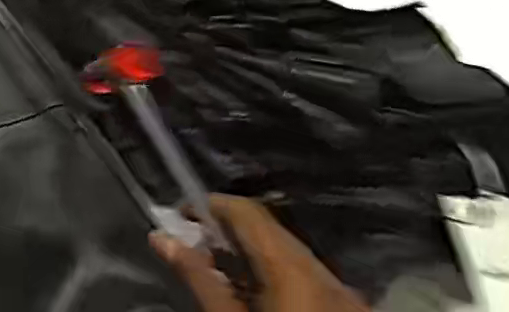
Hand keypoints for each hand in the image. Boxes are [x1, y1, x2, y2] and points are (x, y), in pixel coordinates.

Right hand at [151, 196, 367, 311]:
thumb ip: (198, 277)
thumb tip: (160, 237)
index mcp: (294, 271)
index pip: (248, 212)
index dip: (211, 207)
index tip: (183, 221)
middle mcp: (326, 278)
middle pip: (270, 231)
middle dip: (230, 232)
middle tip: (198, 249)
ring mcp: (348, 301)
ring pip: (291, 256)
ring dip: (253, 255)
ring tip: (226, 277)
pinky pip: (311, 280)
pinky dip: (278, 276)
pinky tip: (260, 299)